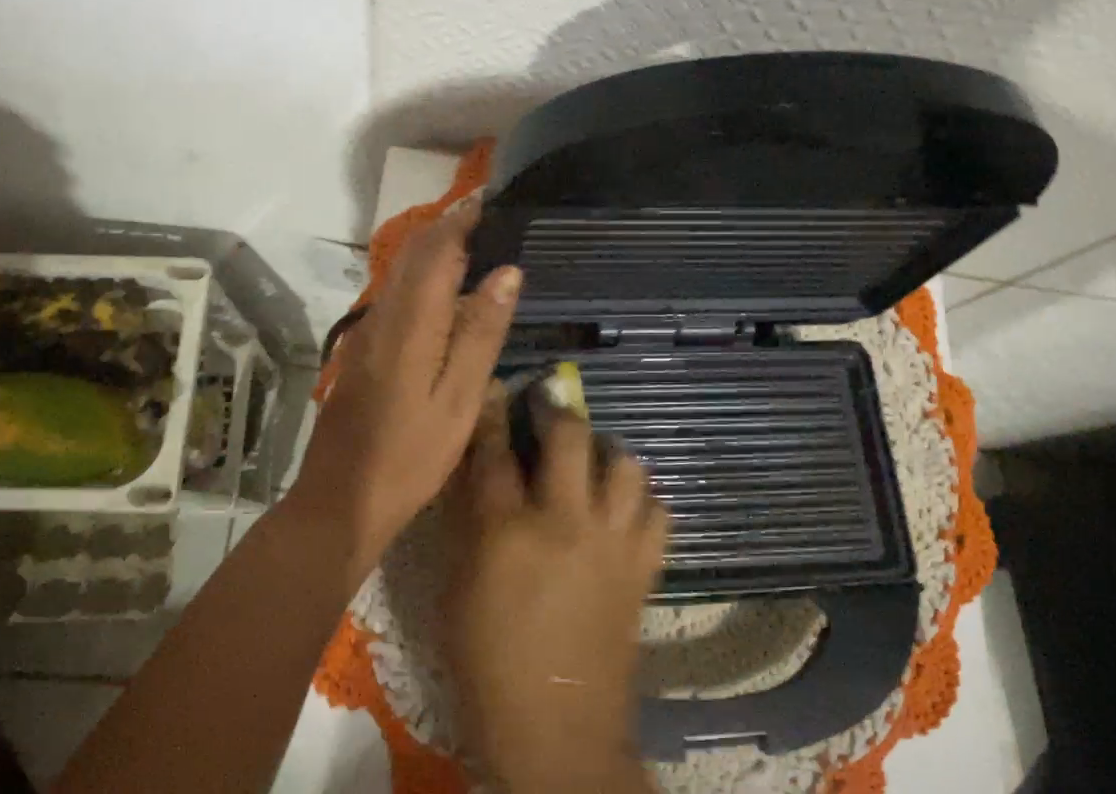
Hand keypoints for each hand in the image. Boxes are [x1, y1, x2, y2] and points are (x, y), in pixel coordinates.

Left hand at [287, 193, 522, 570]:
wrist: (340, 500)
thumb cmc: (409, 457)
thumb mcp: (458, 400)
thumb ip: (481, 333)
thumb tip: (507, 273)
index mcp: (409, 323)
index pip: (436, 249)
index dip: (464, 219)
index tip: (496, 202)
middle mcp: (382, 317)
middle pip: (413, 254)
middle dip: (449, 229)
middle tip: (493, 222)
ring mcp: (366, 335)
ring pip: (401, 275)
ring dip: (436, 253)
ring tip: (480, 253)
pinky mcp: (361, 354)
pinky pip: (396, 299)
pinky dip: (424, 282)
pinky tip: (450, 303)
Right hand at [445, 380, 668, 791]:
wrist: (557, 729)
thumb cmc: (487, 667)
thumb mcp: (457, 593)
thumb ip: (470, 528)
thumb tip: (480, 479)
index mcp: (506, 532)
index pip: (494, 452)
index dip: (492, 412)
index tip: (496, 386)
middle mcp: (565, 523)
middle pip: (568, 438)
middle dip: (555, 411)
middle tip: (546, 408)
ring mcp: (612, 543)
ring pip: (626, 464)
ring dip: (606, 452)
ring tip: (591, 460)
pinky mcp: (643, 568)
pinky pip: (658, 512)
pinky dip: (642, 501)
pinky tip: (623, 508)